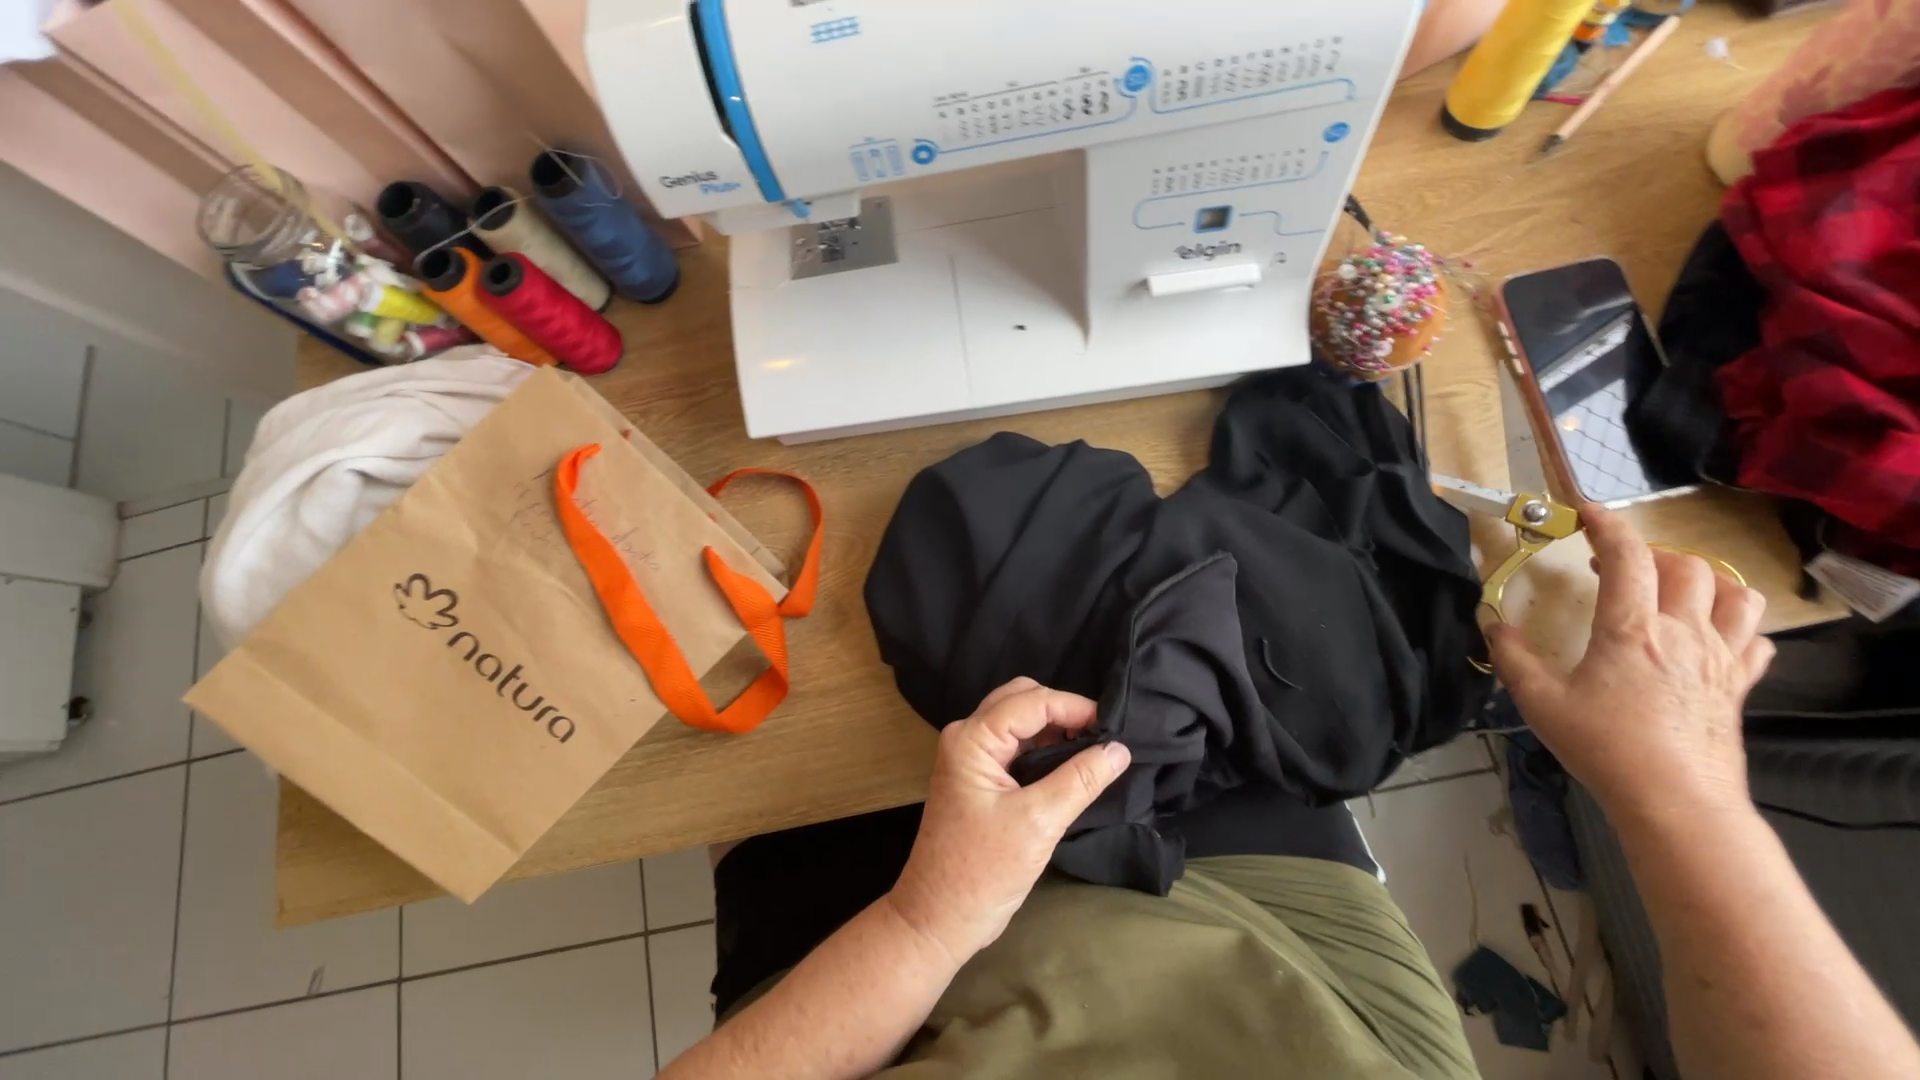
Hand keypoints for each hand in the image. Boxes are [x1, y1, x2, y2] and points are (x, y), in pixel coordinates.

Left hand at [884, 677, 1130, 962]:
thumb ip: (1080, 780)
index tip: (1113, 727)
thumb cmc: (983, 871)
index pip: (1031, 701)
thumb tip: (1119, 749)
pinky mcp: (980, 778)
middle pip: (1021, 699)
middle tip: (1101, 737)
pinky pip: (1016, 746)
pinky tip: (1071, 766)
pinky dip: (1044, 748)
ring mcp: (971, 757)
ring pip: (1019, 721)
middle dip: (1063, 710)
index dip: (1073, 706)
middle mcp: (967, 737)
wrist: (939, 918)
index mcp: (972, 739)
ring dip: (1054, 728)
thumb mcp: (1039, 823)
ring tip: (1093, 750)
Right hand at [1488, 504, 1774, 826]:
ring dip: (1703, 579)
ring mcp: (1720, 658)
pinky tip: (1710, 633)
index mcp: (1632, 629)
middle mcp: (1684, 632)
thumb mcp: (1538, 701)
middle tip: (1616, 565)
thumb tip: (1492, 624)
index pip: (1629, 558)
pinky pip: (1756, 638)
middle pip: (1686, 567)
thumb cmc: (1603, 746)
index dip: (1608, 526)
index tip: (1587, 512)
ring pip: (1735, 593)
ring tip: (1672, 588)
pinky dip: (1735, 623)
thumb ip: (1511, 657)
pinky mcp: (1739, 685)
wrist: (1675, 801)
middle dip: (1650, 554)